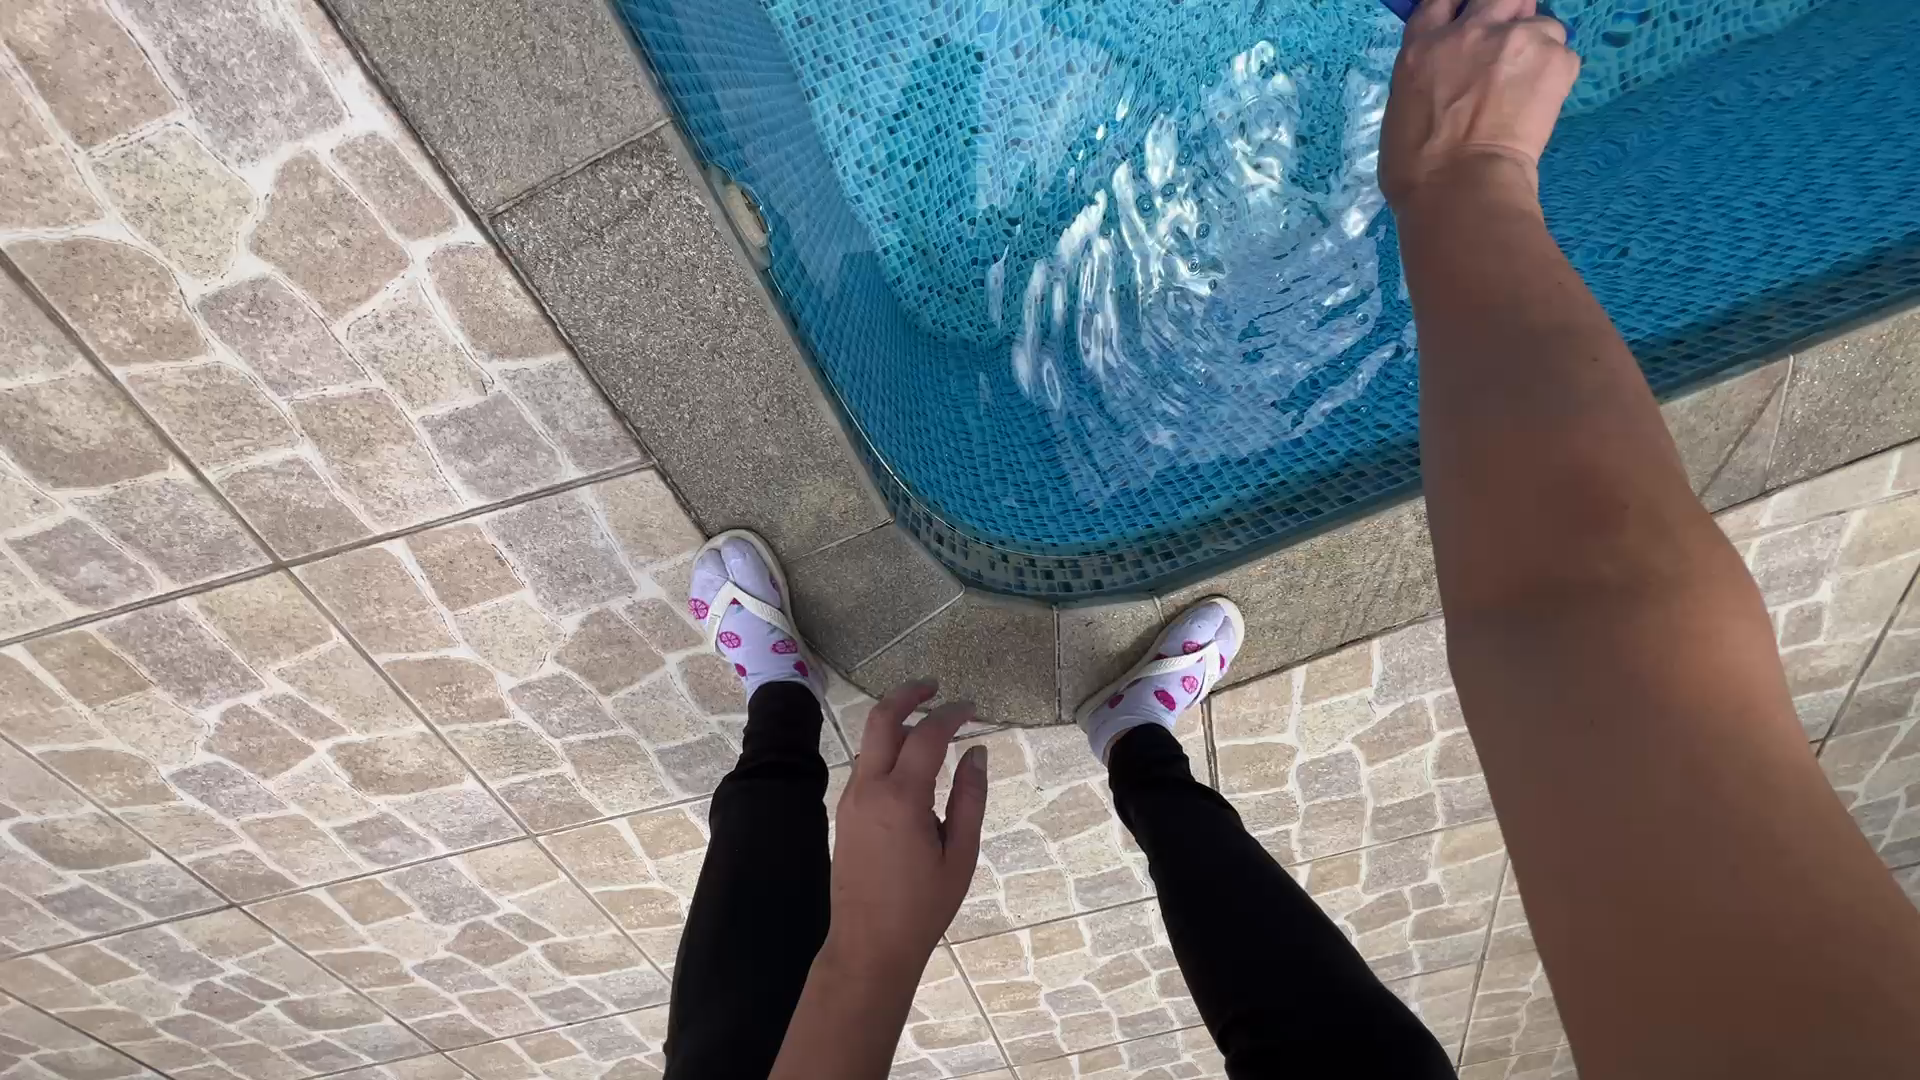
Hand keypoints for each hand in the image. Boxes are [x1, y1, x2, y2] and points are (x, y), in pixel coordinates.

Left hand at [825, 680, 988, 981]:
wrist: (867, 946)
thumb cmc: (922, 906)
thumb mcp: (960, 854)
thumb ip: (970, 798)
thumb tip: (978, 751)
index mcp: (902, 798)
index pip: (928, 735)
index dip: (952, 713)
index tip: (972, 707)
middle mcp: (870, 788)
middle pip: (882, 718)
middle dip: (908, 693)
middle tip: (935, 686)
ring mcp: (852, 797)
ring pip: (871, 739)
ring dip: (897, 720)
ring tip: (929, 722)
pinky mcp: (846, 809)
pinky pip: (866, 762)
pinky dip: (887, 746)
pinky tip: (910, 759)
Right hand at [1381, 0, 1580, 208]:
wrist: (1461, 188)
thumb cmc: (1414, 170)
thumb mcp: (1401, 115)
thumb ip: (1427, 79)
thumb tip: (1446, 74)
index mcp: (1422, 49)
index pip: (1440, 1)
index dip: (1453, 8)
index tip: (1461, 20)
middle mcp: (1471, 31)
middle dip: (1503, 12)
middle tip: (1501, 46)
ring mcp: (1518, 39)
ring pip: (1538, 22)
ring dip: (1531, 46)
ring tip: (1520, 88)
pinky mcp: (1557, 56)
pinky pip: (1559, 54)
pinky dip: (1550, 75)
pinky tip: (1533, 107)